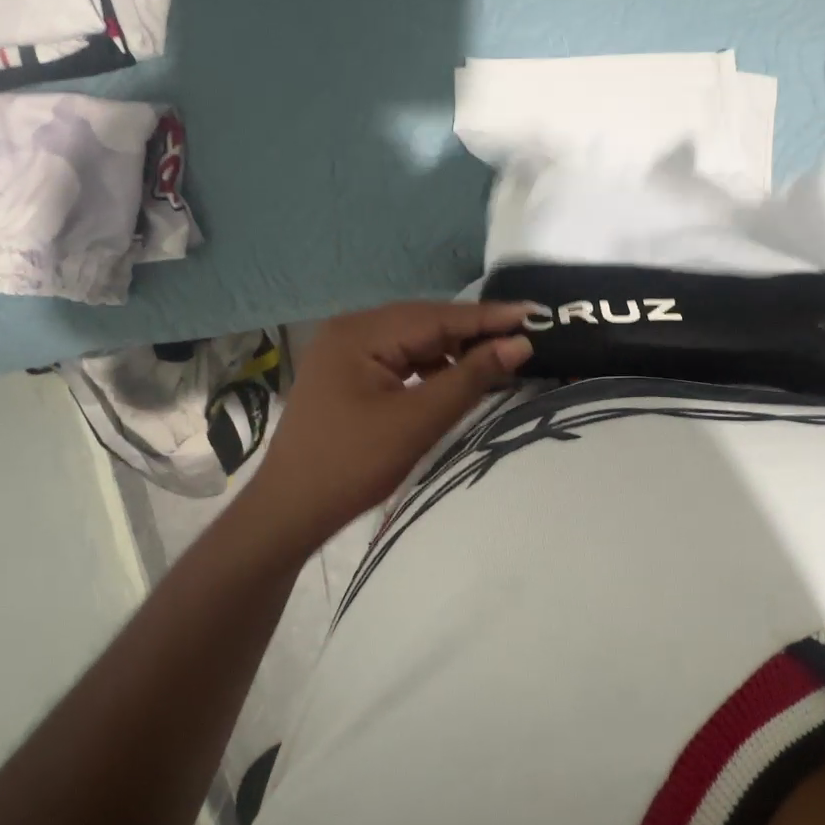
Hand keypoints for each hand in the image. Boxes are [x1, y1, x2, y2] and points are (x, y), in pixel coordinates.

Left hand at [246, 302, 533, 538]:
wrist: (289, 511)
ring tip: (497, 363)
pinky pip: (399, 359)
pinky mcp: (346, 374)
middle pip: (424, 322)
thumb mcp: (417, 421)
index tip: (535, 314)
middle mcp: (350, 330)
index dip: (489, 317)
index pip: (437, 316)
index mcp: (360, 333)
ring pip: (413, 341)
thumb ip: (470, 378)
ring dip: (453, 351)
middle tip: (524, 338)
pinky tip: (454, 381)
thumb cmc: (352, 465)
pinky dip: (430, 368)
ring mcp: (344, 351)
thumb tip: (519, 344)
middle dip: (473, 332)